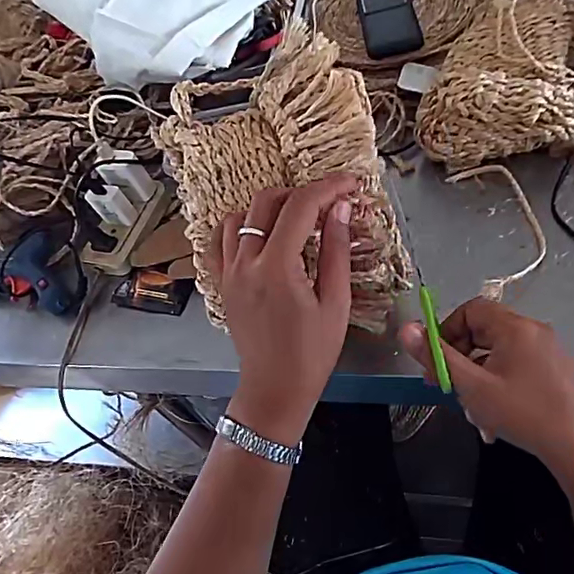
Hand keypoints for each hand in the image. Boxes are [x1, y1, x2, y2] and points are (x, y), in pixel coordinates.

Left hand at [209, 174, 359, 447]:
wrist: (274, 389)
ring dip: (271, 207)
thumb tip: (342, 208)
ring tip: (299, 221)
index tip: (351, 184)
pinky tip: (265, 236)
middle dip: (302, 193)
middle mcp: (245, 262)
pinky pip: (223, 239)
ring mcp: (228, 272)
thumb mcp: (335, 303)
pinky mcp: (222, 282)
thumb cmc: (312, 353)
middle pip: (267, 201)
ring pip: (241, 215)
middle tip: (330, 204)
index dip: (329, 187)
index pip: (301, 206)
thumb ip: (336, 250)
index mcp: (277, 267)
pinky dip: (243, 227)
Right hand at [400, 297, 573, 464]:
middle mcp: (533, 332)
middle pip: (483, 331)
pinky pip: (514, 367)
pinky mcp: (552, 371)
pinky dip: (497, 384)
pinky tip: (492, 415)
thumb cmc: (522, 412)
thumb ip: (437, 357)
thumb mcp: (471, 385)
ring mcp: (546, 352)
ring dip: (477, 376)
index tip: (437, 358)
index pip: (471, 310)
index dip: (447, 330)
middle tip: (444, 383)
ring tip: (471, 407)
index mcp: (515, 327)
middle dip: (460, 358)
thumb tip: (407, 330)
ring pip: (497, 354)